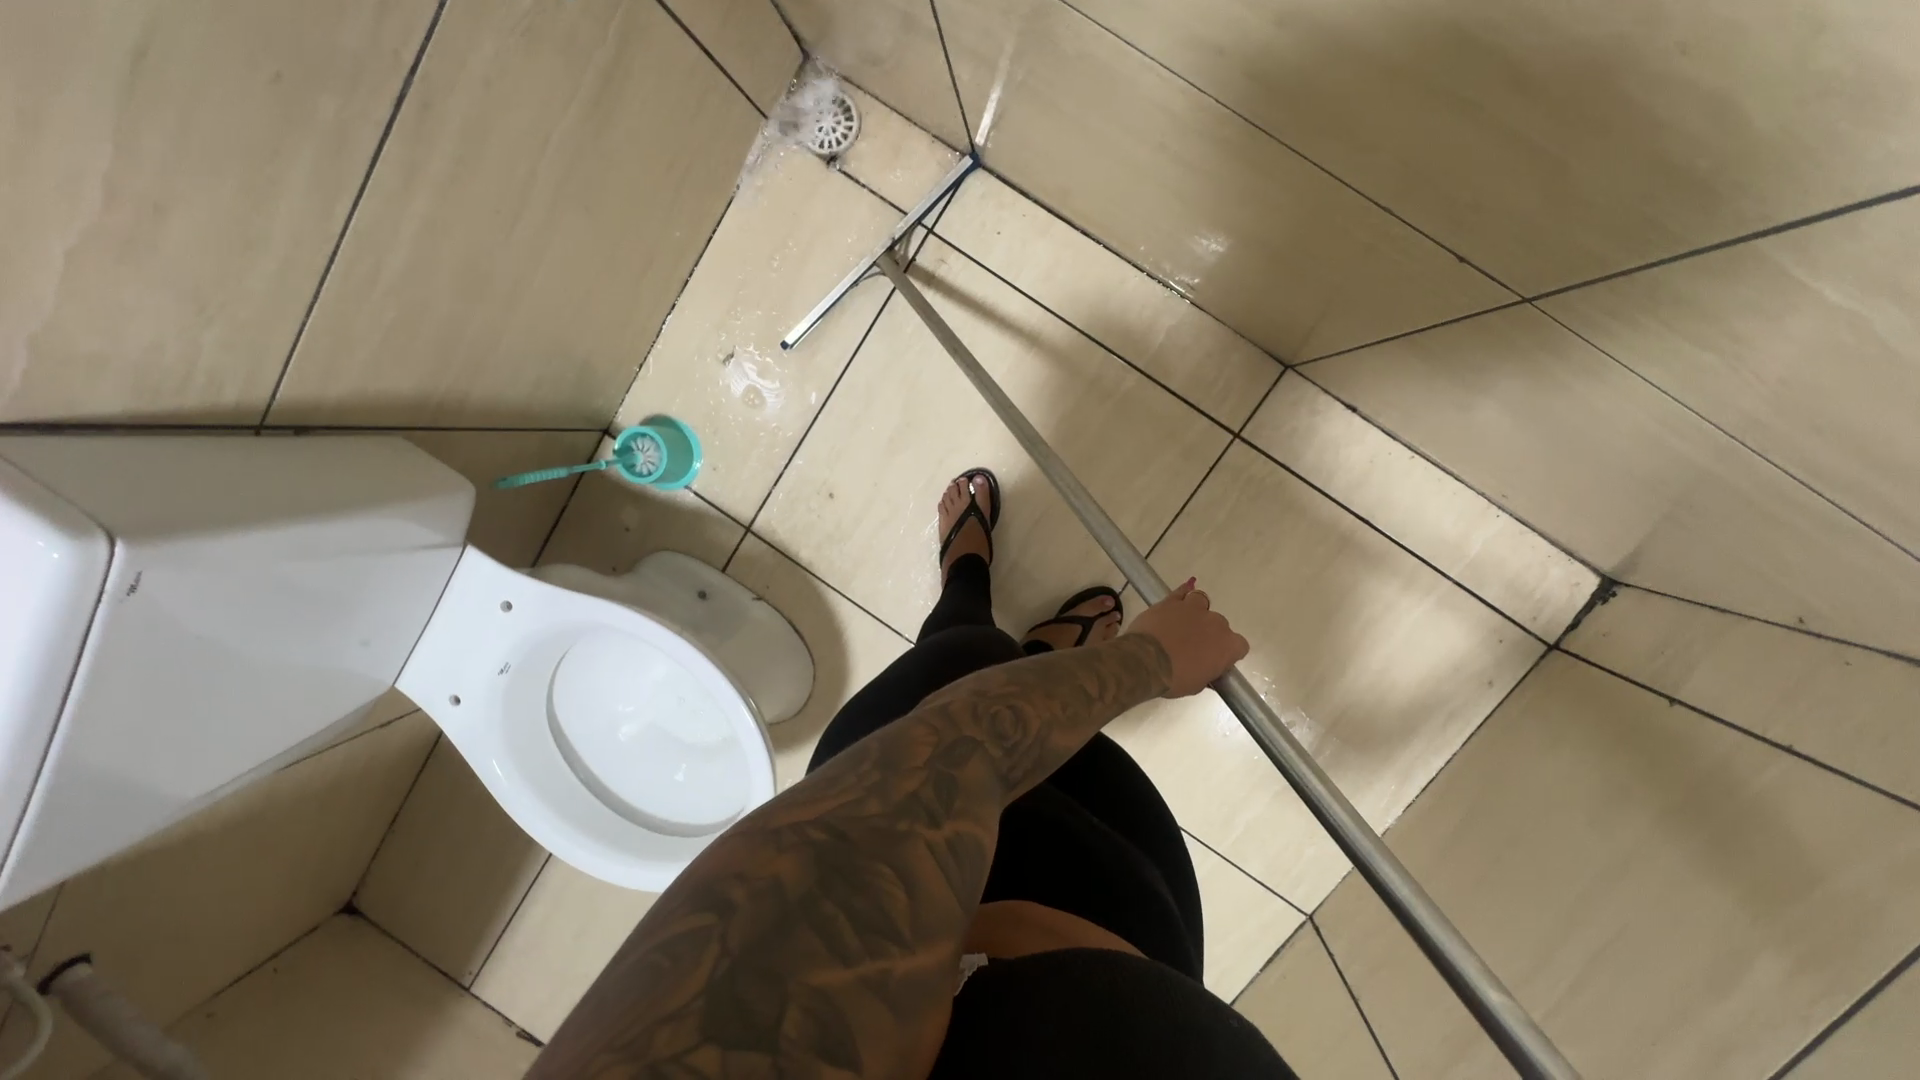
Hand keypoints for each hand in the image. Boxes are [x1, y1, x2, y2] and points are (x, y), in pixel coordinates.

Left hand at [1125, 579, 1249, 696]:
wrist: (1145, 661)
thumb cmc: (1175, 679)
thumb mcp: (1197, 685)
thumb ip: (1208, 672)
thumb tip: (1207, 669)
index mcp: (1228, 645)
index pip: (1239, 646)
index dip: (1227, 653)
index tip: (1215, 660)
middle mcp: (1216, 622)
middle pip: (1219, 625)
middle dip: (1209, 634)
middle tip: (1192, 646)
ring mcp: (1193, 608)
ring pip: (1202, 602)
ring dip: (1196, 611)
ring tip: (1184, 623)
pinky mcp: (1172, 601)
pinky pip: (1182, 592)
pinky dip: (1182, 595)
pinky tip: (1179, 599)